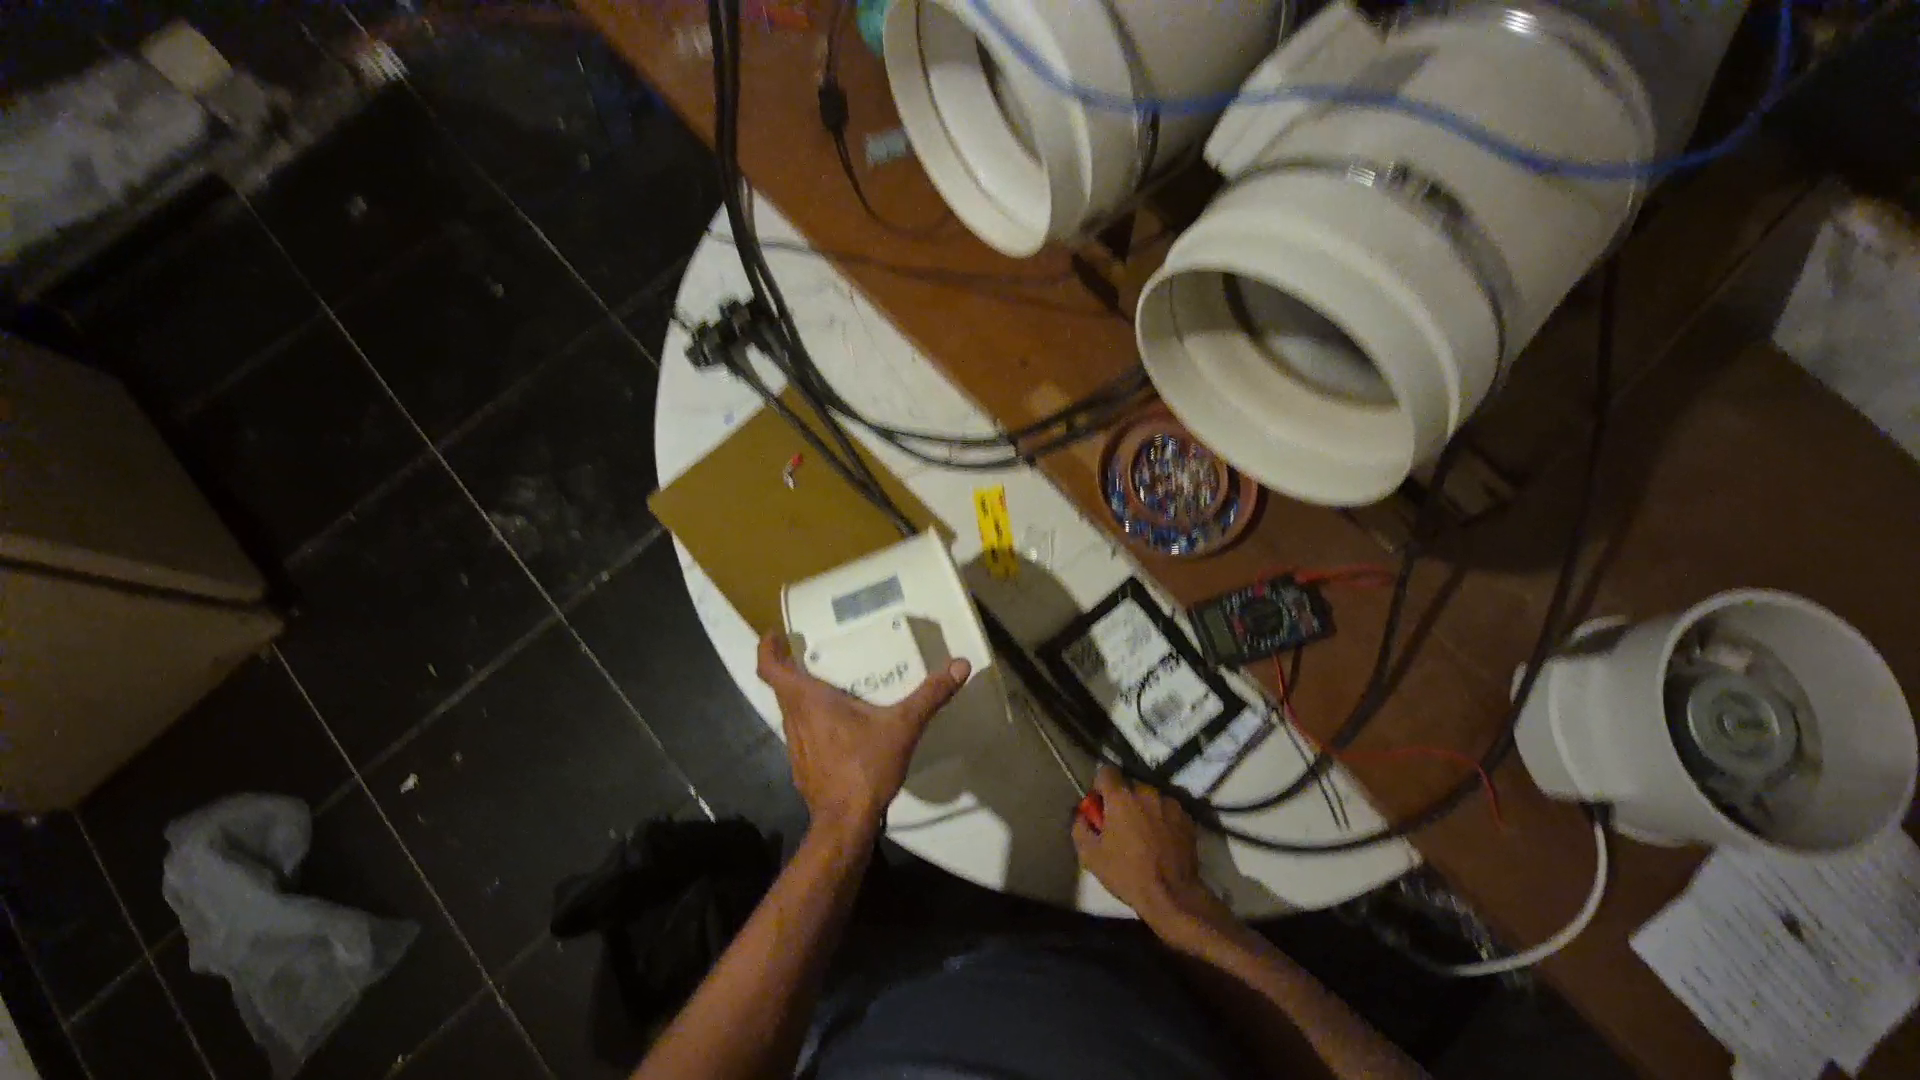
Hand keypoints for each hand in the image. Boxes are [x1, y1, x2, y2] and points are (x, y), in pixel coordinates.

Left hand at [757, 633, 970, 842]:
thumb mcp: (903, 727)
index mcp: (808, 701)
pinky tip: (838, 727)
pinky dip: (812, 722)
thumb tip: (961, 665)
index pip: (770, 668)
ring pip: (791, 712)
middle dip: (791, 668)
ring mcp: (795, 746)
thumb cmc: (865, 767)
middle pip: (782, 687)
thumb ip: (930, 695)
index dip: (767, 649)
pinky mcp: (802, 767)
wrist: (845, 822)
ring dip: (802, 696)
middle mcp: (794, 719)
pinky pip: (802, 734)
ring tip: (829, 685)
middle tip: (812, 652)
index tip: (775, 634)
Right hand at [1073, 766, 1221, 927]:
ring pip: (1151, 798)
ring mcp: (1170, 803)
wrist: (1171, 894)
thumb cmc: (1126, 873)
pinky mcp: (1187, 817)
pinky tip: (1162, 841)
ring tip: (1144, 835)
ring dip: (1144, 809)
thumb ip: (1080, 827)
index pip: (1106, 771)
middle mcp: (1147, 792)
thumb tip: (1083, 814)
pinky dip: (1162, 819)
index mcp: (1121, 797)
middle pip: (1130, 786)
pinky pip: (1168, 810)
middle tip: (1122, 826)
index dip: (1101, 787)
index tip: (1101, 806)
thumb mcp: (1090, 855)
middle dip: (1123, 800)